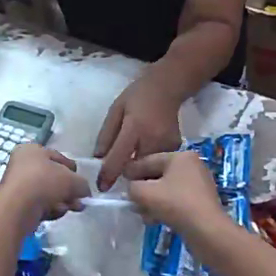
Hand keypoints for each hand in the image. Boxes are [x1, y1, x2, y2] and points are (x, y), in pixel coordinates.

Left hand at [0, 143, 89, 224]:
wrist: (18, 206)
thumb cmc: (45, 182)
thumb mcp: (73, 180)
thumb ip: (82, 184)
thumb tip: (83, 191)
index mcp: (31, 149)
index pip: (57, 157)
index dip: (72, 170)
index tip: (82, 183)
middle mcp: (22, 163)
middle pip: (53, 177)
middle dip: (68, 190)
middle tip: (80, 201)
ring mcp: (18, 183)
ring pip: (47, 192)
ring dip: (61, 201)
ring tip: (71, 208)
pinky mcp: (16, 202)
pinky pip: (38, 204)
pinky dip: (49, 208)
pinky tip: (56, 213)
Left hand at [93, 68, 184, 188]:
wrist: (166, 88)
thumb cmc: (136, 97)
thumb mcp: (115, 110)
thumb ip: (106, 134)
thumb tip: (98, 158)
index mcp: (134, 128)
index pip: (119, 156)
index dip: (109, 174)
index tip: (101, 187)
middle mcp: (153, 139)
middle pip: (137, 167)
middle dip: (125, 176)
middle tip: (115, 179)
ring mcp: (168, 145)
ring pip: (150, 168)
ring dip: (138, 172)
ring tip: (129, 170)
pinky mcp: (177, 147)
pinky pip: (160, 163)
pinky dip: (151, 164)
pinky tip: (145, 159)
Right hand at [127, 150, 222, 231]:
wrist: (208, 233)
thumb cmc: (175, 205)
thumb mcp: (143, 192)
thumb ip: (131, 186)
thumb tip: (131, 189)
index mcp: (181, 157)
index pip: (147, 160)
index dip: (131, 171)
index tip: (119, 181)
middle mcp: (192, 167)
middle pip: (157, 175)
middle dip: (142, 189)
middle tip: (130, 199)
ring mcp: (199, 185)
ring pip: (166, 190)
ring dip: (151, 201)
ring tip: (141, 213)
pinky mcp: (202, 203)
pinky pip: (176, 201)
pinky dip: (164, 208)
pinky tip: (154, 219)